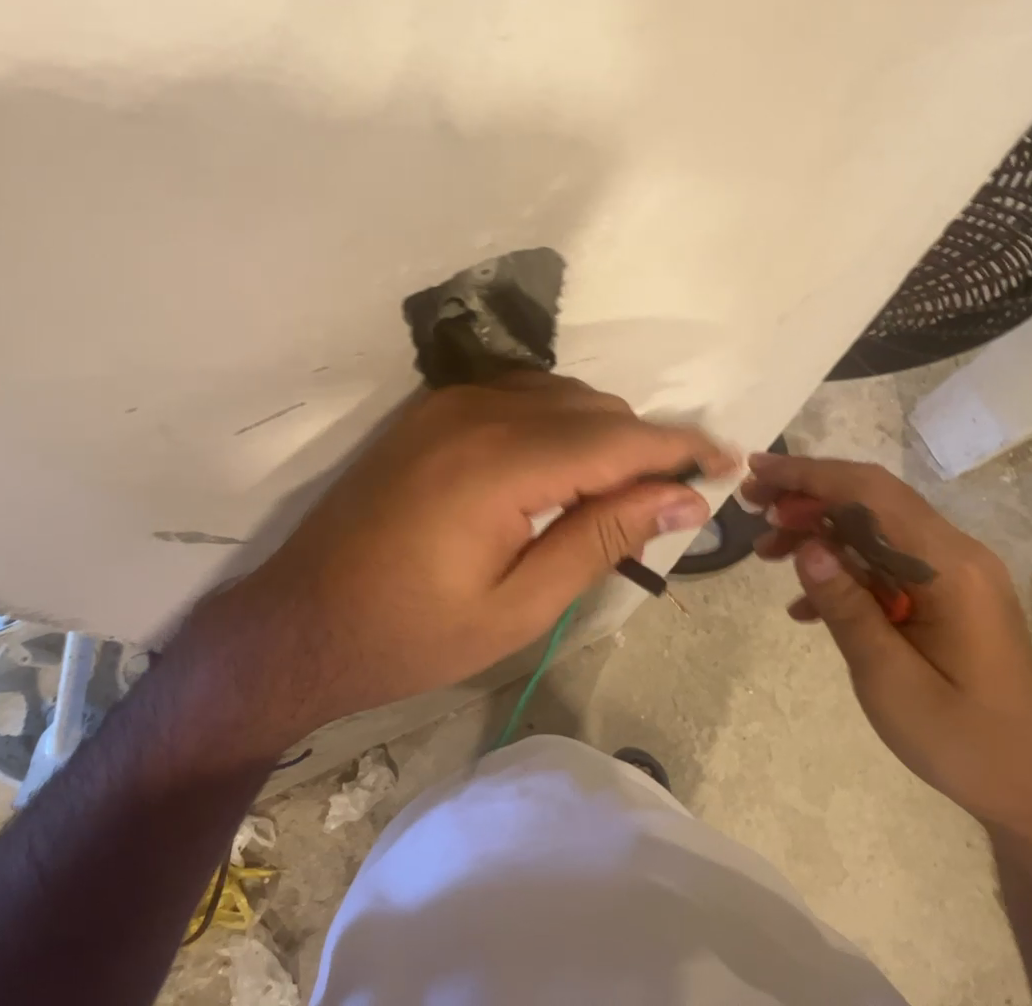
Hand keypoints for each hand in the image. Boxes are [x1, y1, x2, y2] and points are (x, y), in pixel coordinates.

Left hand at [181, 373, 736, 744]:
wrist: (300, 624)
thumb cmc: (409, 635)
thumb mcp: (519, 607)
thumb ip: (601, 540)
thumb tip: (682, 498)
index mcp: (501, 464)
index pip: (619, 439)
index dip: (682, 450)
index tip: (732, 464)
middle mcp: (476, 412)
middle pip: (593, 408)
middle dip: (643, 447)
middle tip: (671, 503)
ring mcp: (446, 404)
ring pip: (559, 395)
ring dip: (602, 433)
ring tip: (620, 495)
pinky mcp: (429, 413)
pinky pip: (518, 396)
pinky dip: (558, 422)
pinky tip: (562, 470)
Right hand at [743, 453, 1031, 842]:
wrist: (1027, 784)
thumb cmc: (959, 738)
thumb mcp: (887, 677)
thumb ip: (846, 606)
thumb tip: (805, 545)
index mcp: (949, 567)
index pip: (872, 494)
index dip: (810, 476)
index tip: (757, 471)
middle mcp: (957, 555)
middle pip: (873, 501)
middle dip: (808, 497)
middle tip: (752, 509)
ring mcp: (955, 575)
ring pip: (877, 530)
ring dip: (820, 533)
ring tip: (766, 553)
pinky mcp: (948, 597)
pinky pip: (888, 565)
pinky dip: (844, 571)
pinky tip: (805, 605)